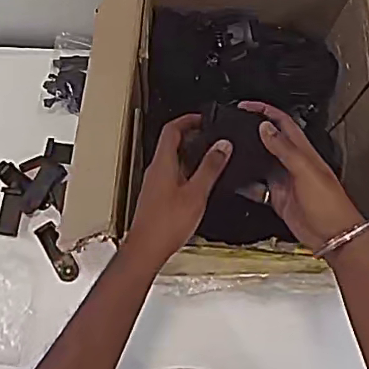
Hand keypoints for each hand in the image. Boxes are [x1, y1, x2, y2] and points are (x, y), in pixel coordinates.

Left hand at [124, 112, 231, 265]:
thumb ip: (211, 167)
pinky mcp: (157, 196)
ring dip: (191, 155)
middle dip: (193, 137)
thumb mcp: (196, 193)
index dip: (188, 120)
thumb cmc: (165, 224)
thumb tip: (222, 146)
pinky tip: (200, 183)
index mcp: (162, 163)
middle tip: (212, 138)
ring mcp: (155, 183)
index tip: (203, 118)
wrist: (146, 249)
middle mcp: (155, 171)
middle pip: (172, 144)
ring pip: (173, 160)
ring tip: (211, 159)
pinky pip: (172, 175)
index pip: (171, 130)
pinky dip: (187, 171)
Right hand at [238, 101, 365, 250]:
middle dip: (252, 130)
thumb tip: (265, 128)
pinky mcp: (279, 198)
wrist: (334, 236)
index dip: (265, 110)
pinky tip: (235, 182)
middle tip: (233, 125)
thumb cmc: (330, 204)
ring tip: (229, 150)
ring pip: (261, 162)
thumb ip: (284, 149)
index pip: (282, 122)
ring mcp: (285, 180)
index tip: (247, 105)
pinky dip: (246, 184)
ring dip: (247, 156)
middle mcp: (293, 163)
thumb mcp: (306, 171)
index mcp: (303, 151)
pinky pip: (258, 187)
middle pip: (269, 140)